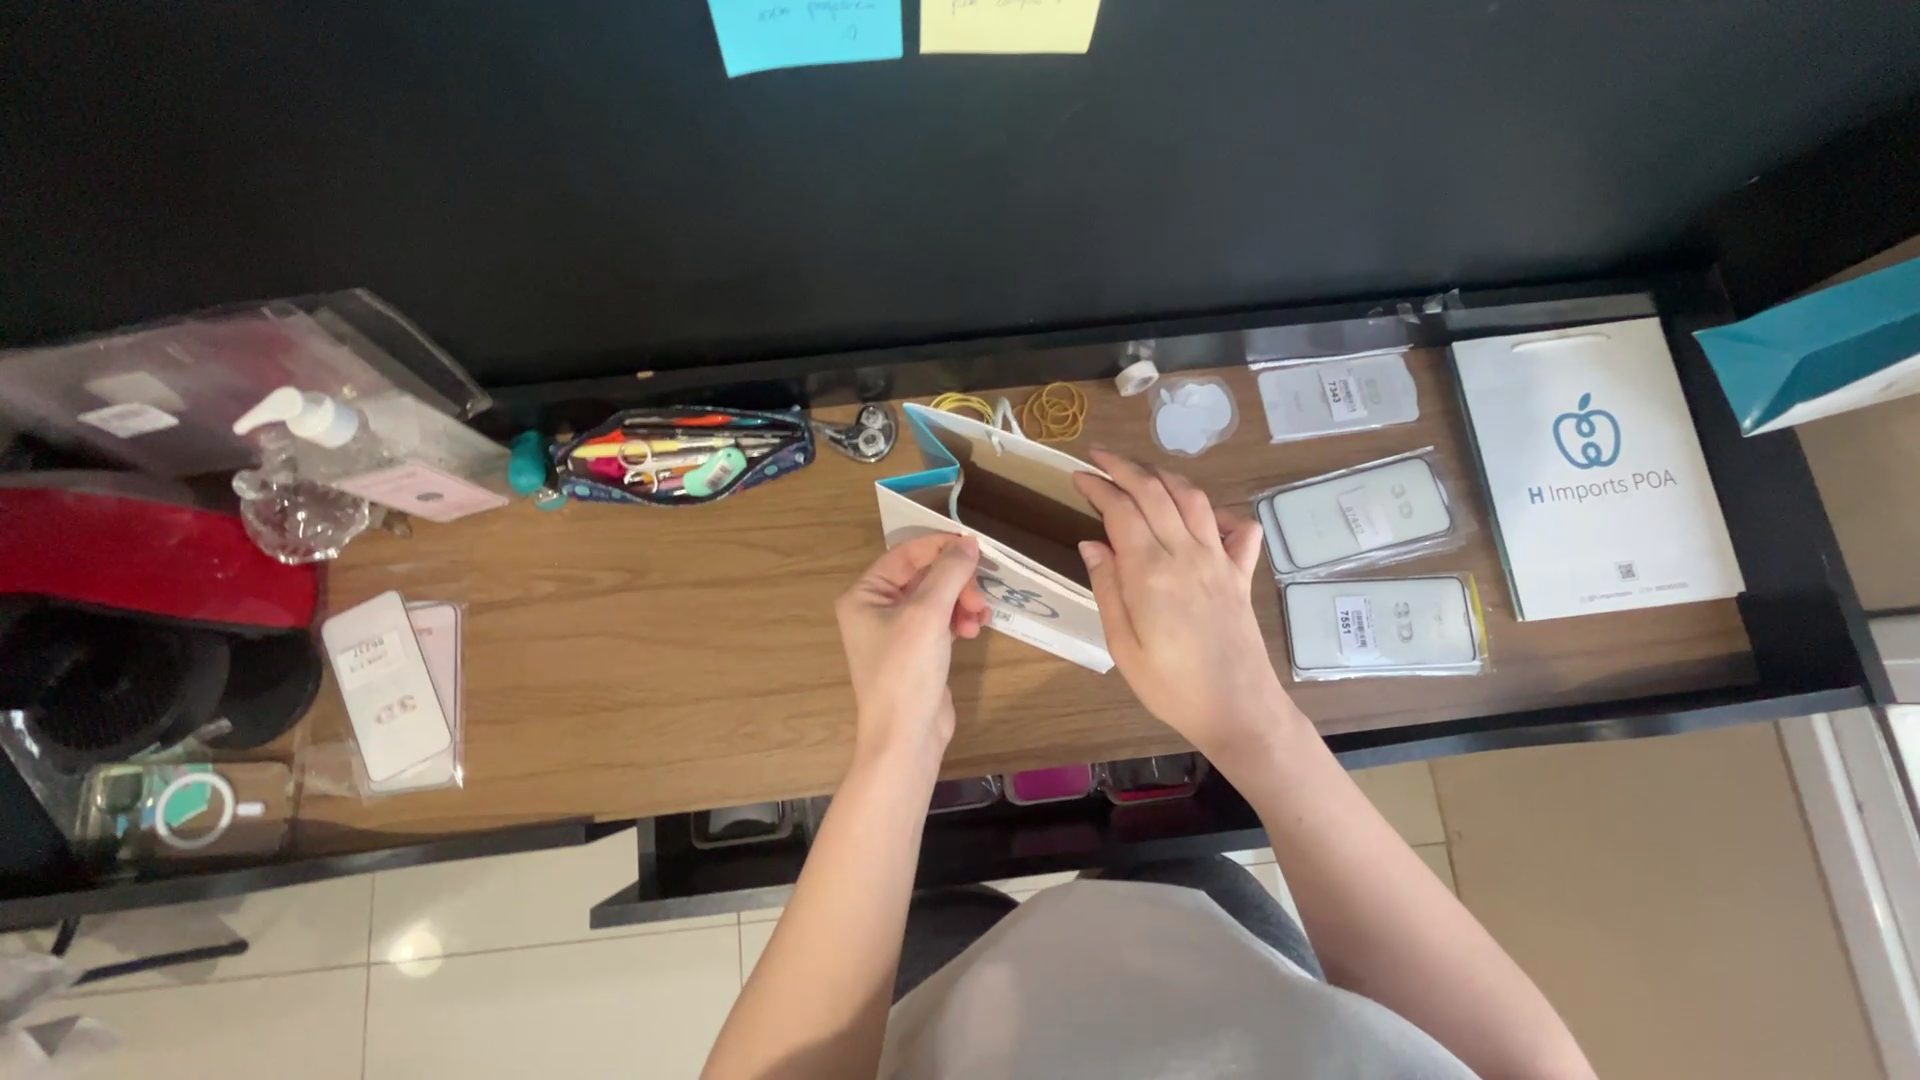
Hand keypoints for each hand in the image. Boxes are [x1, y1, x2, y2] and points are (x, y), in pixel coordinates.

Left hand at [835, 534, 991, 767]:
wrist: (906, 736)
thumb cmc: (906, 671)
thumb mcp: (927, 614)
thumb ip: (949, 573)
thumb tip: (968, 542)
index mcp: (864, 595)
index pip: (905, 554)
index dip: (940, 547)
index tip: (974, 547)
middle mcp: (875, 609)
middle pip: (924, 576)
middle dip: (956, 582)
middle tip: (978, 597)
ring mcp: (896, 631)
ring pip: (937, 598)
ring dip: (962, 601)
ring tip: (980, 618)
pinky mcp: (917, 650)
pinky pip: (942, 620)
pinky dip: (960, 619)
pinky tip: (975, 630)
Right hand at [1072, 449, 1296, 754]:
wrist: (1238, 709)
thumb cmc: (1171, 686)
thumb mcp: (1123, 645)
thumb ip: (1107, 588)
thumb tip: (1092, 543)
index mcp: (1151, 572)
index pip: (1121, 510)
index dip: (1098, 487)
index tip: (1078, 475)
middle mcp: (1187, 554)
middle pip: (1155, 492)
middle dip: (1125, 467)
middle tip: (1100, 456)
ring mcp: (1219, 561)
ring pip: (1193, 498)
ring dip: (1165, 476)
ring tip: (1141, 472)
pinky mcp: (1241, 574)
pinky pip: (1238, 529)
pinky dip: (1220, 512)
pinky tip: (1203, 516)